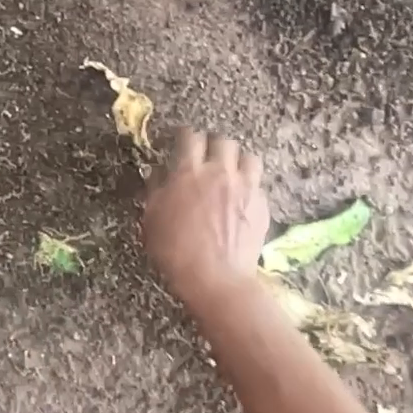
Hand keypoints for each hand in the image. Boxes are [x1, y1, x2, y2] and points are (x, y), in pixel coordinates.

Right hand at [142, 127, 269, 309]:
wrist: (216, 278)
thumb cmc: (174, 251)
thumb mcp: (152, 219)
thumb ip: (156, 190)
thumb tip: (158, 173)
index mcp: (188, 173)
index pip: (189, 138)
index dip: (184, 134)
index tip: (180, 138)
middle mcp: (220, 174)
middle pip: (223, 141)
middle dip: (212, 143)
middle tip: (204, 153)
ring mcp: (245, 188)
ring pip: (247, 156)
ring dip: (236, 159)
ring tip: (228, 169)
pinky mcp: (261, 205)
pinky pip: (257, 182)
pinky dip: (248, 183)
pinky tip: (239, 196)